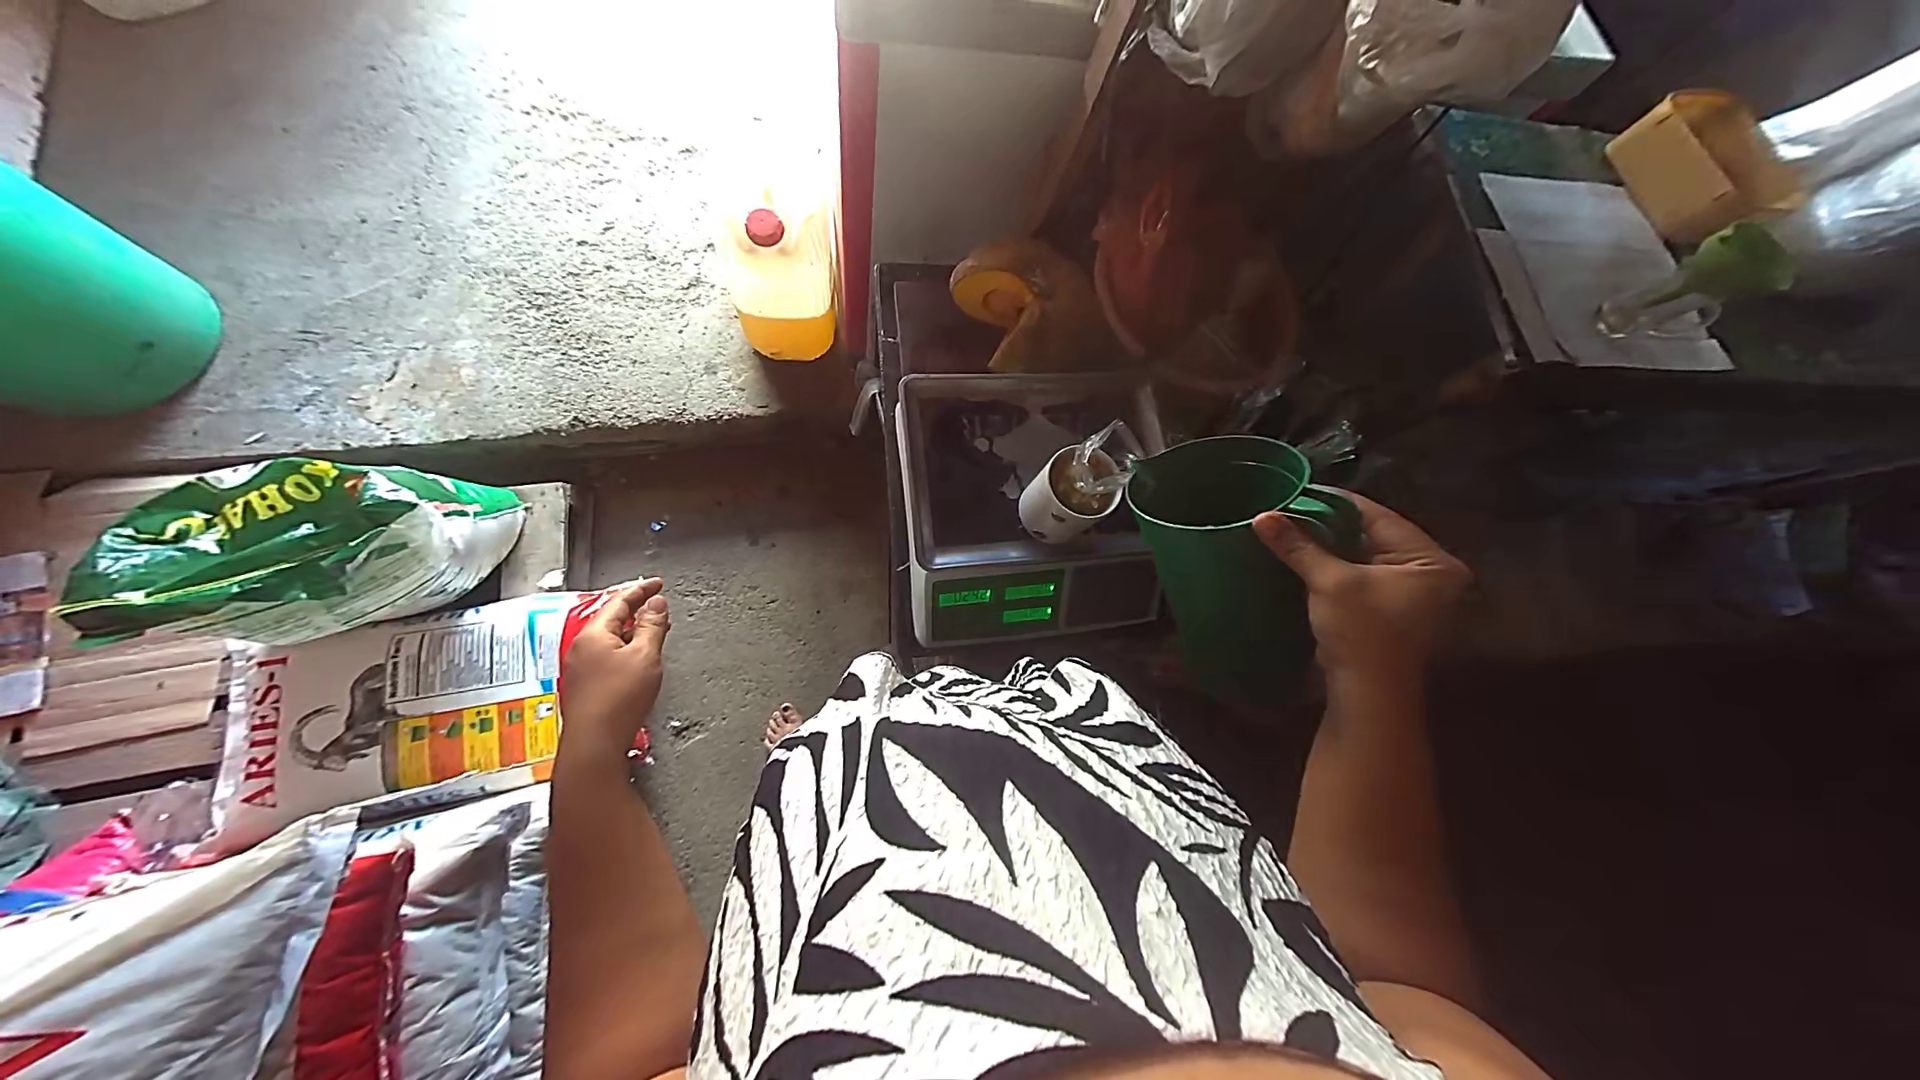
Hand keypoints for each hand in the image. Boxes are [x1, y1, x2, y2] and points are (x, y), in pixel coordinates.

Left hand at [558, 578, 670, 756]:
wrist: (596, 742)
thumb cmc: (618, 700)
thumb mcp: (646, 655)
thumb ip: (653, 625)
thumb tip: (656, 604)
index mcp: (593, 634)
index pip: (620, 601)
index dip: (642, 590)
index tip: (657, 584)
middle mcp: (581, 647)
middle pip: (611, 619)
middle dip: (637, 610)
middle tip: (657, 604)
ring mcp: (580, 667)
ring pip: (609, 638)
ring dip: (632, 630)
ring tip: (653, 630)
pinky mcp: (585, 684)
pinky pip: (606, 655)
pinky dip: (625, 648)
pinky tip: (638, 658)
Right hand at [1254, 494, 1469, 681]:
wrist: (1367, 692)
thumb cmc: (1361, 632)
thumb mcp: (1329, 581)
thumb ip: (1298, 545)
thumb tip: (1262, 515)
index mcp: (1432, 559)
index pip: (1379, 516)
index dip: (1335, 501)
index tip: (1299, 490)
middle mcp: (1430, 571)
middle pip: (1372, 533)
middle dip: (1329, 522)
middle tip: (1291, 507)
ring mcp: (1412, 591)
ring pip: (1363, 553)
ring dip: (1329, 543)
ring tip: (1292, 526)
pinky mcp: (1390, 606)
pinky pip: (1360, 572)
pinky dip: (1335, 563)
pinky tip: (1306, 553)